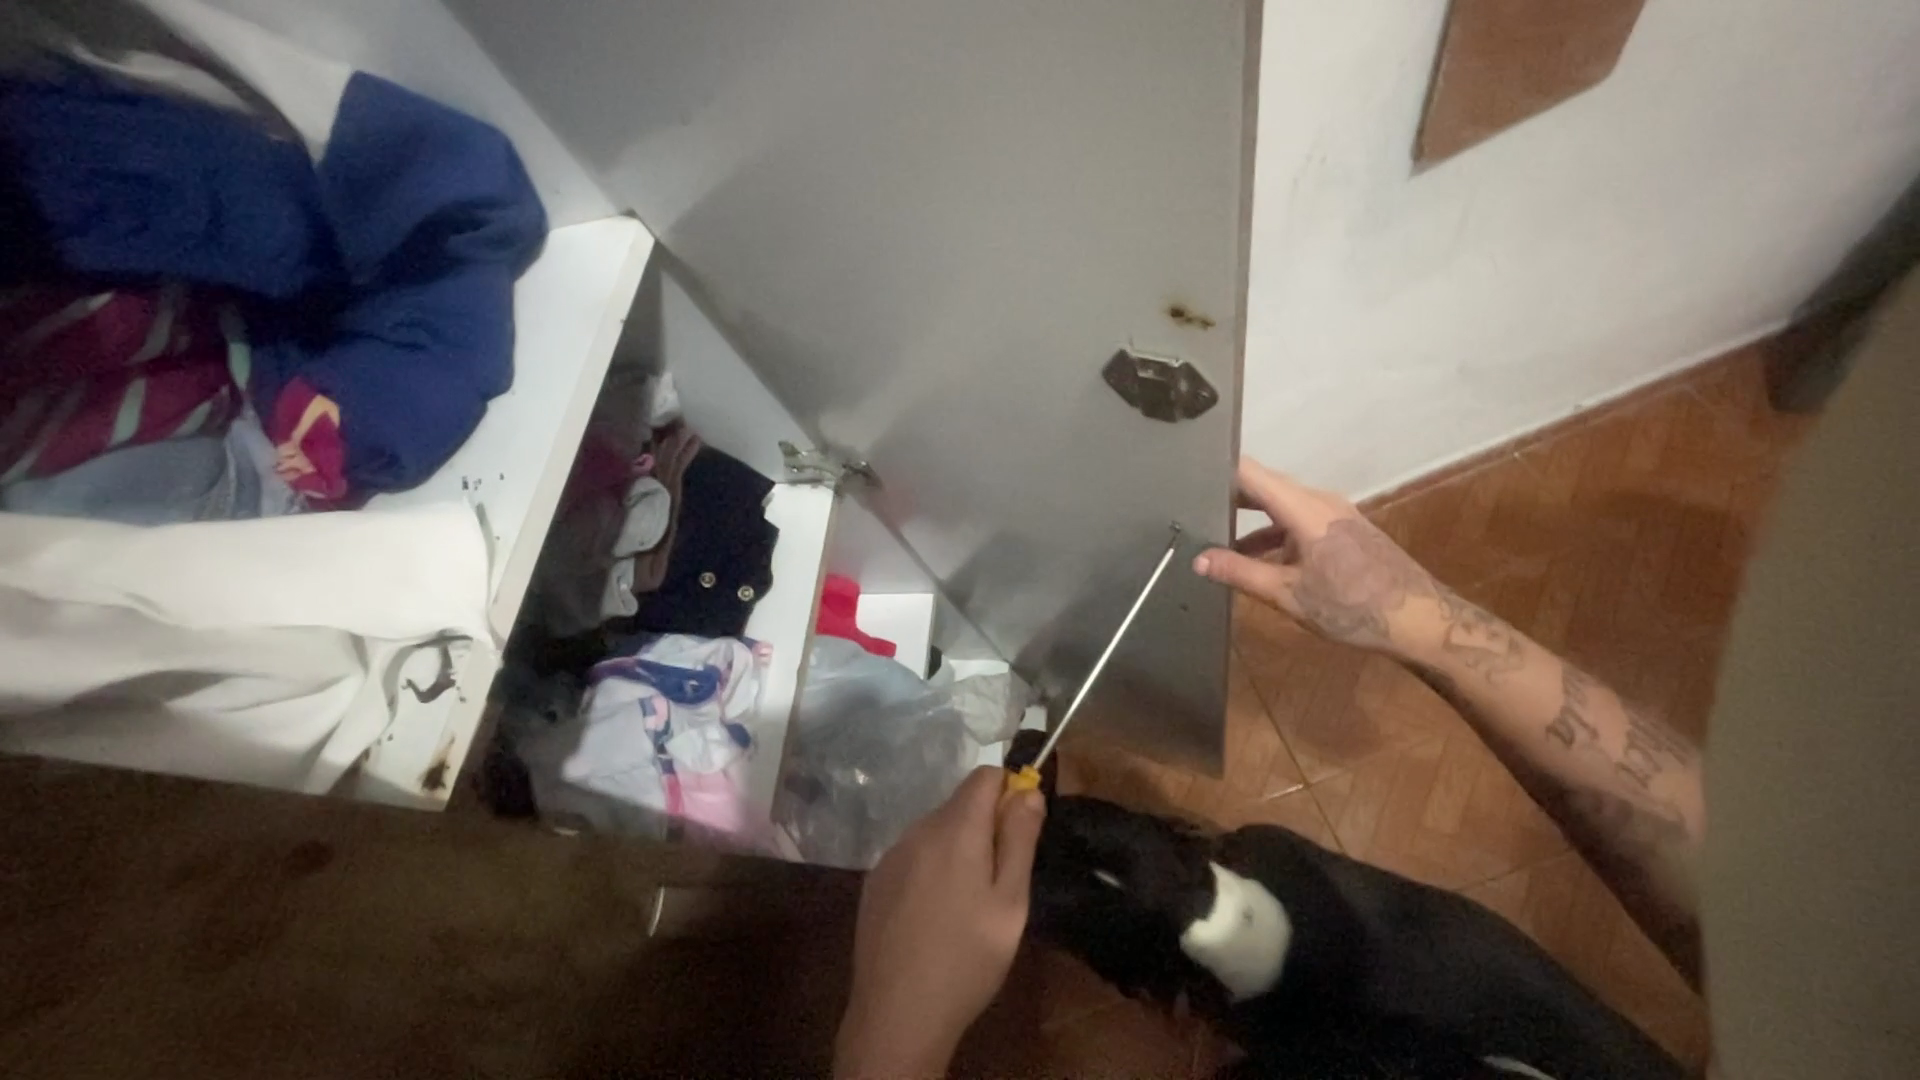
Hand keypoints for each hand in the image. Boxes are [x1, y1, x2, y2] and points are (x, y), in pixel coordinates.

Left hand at [835, 767, 1045, 1077]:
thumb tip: (1028, 791)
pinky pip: (913, 855)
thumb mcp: (1009, 903)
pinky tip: (933, 915)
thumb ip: (1019, 840)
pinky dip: (931, 868)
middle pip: (960, 804)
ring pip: (936, 830)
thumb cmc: (967, 958)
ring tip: (966, 905)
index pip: (985, 775)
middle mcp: (918, 829)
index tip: (1020, 830)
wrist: (897, 1013)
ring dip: (957, 848)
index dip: (1009, 791)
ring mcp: (891, 854)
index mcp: (955, 829)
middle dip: (985, 826)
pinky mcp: (875, 880)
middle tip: (999, 881)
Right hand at [1192, 457, 1444, 659]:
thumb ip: (1239, 572)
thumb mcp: (1287, 594)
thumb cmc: (1352, 606)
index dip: (1218, 469)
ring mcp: (1334, 514)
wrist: (1421, 621)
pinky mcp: (1342, 530)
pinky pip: (1297, 520)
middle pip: (1264, 485)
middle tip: (1189, 507)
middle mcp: (1319, 501)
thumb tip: (1197, 560)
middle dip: (1228, 495)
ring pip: (1280, 505)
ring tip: (1212, 534)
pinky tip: (1253, 558)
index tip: (1188, 476)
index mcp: (1304, 508)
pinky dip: (1272, 532)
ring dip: (1249, 519)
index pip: (1251, 472)